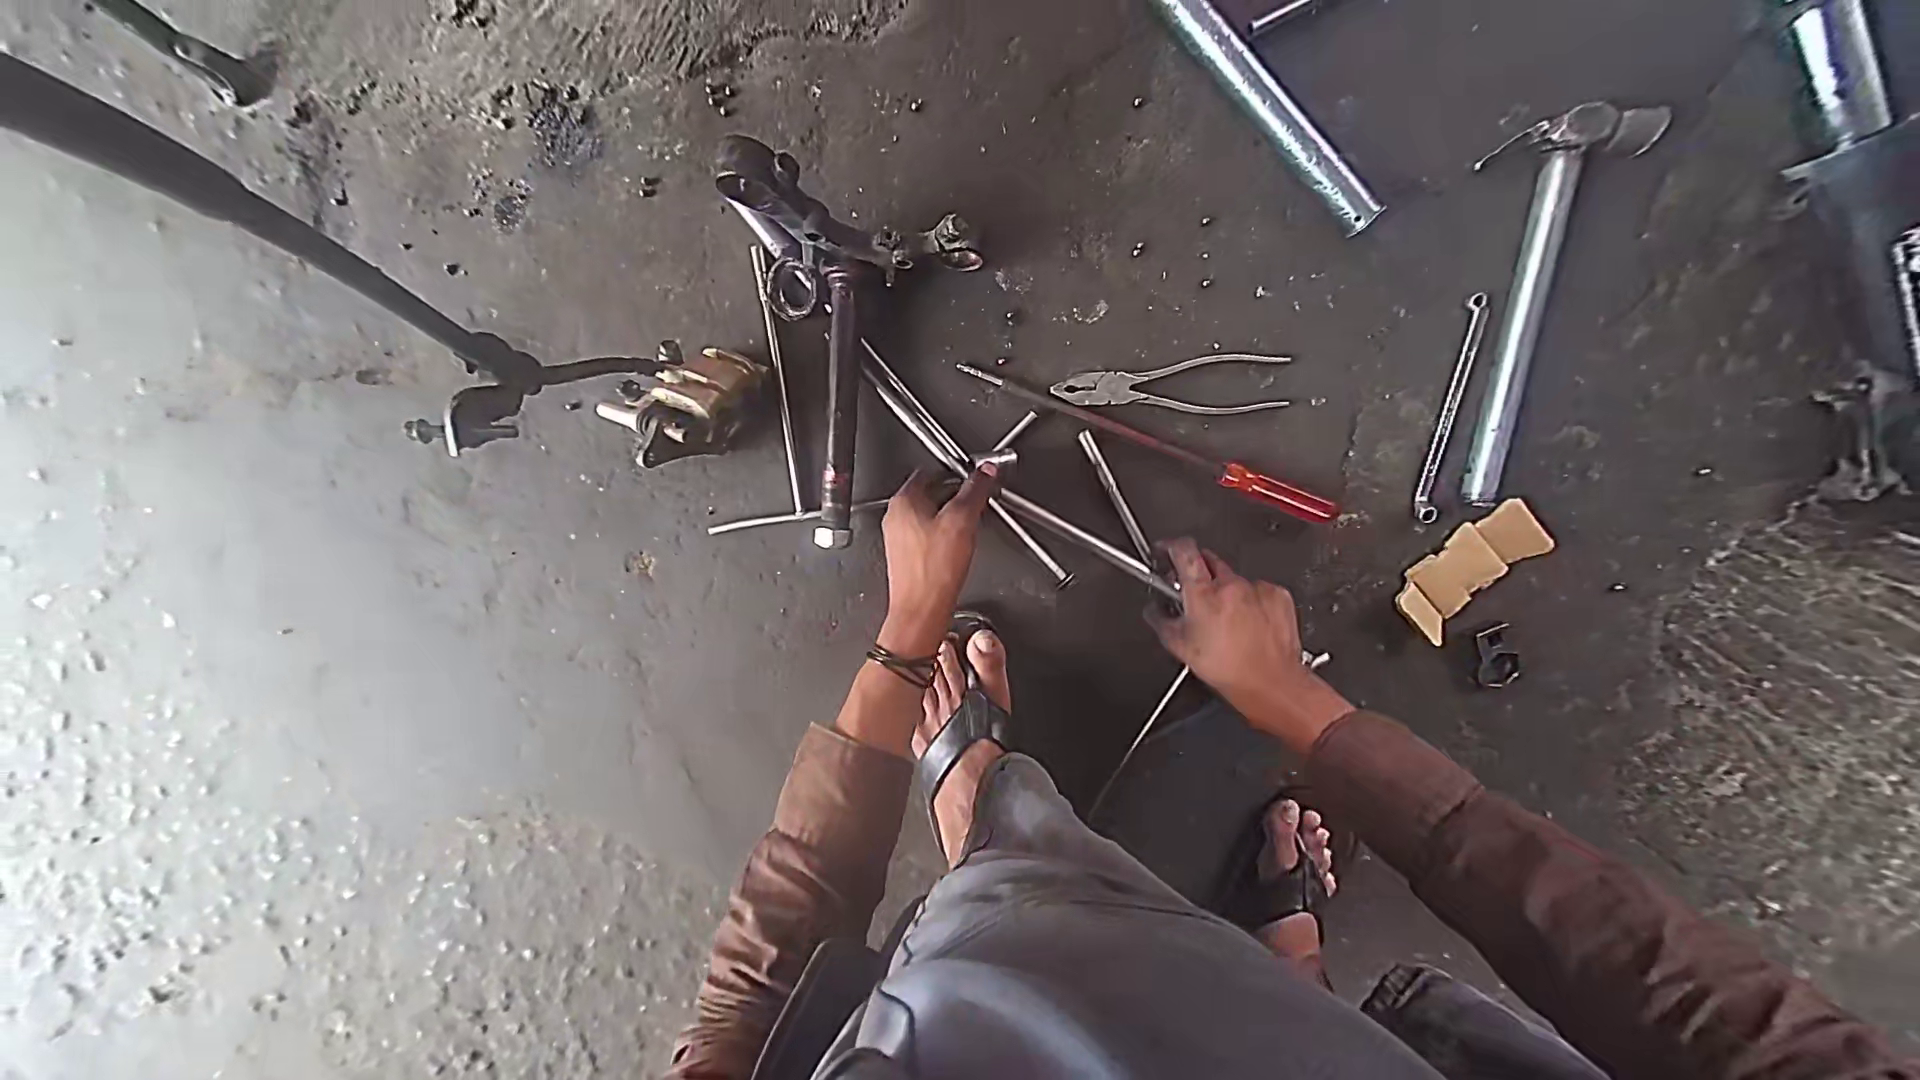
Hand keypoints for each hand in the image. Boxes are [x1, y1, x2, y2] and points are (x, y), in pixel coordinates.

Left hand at [877, 465, 999, 655]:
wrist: (922, 611)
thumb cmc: (932, 572)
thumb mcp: (962, 521)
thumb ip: (975, 491)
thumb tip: (986, 472)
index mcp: (903, 501)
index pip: (931, 471)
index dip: (956, 473)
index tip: (974, 480)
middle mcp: (896, 517)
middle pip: (931, 493)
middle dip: (956, 498)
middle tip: (974, 506)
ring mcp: (900, 538)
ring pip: (931, 516)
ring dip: (951, 519)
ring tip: (967, 530)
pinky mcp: (908, 556)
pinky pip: (929, 537)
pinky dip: (945, 537)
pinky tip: (957, 549)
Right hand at [1146, 539, 1353, 750]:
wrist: (1270, 683)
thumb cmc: (1229, 668)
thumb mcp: (1179, 646)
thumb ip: (1160, 620)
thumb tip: (1154, 611)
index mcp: (1203, 593)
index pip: (1184, 550)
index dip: (1171, 545)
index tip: (1167, 549)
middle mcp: (1230, 585)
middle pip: (1208, 562)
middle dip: (1198, 575)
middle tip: (1194, 596)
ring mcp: (1256, 589)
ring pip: (1233, 579)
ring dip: (1225, 592)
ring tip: (1225, 621)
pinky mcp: (1277, 595)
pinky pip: (1257, 590)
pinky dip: (1250, 601)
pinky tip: (1247, 623)